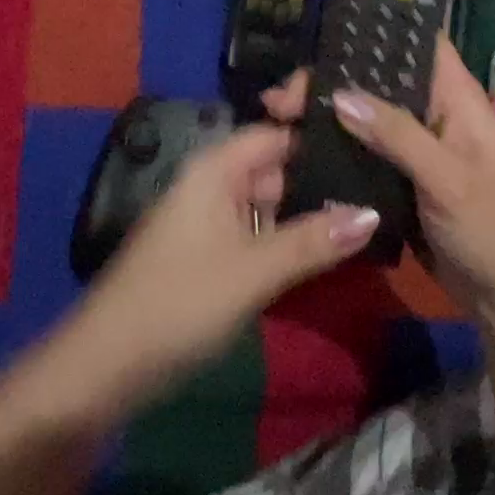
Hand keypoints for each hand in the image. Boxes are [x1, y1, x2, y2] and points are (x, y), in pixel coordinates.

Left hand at [69, 125, 380, 406]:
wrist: (110, 361)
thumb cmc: (181, 300)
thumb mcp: (254, 270)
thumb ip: (313, 241)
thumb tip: (374, 211)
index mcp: (215, 170)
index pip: (274, 133)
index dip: (317, 132)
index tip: (371, 139)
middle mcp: (213, 186)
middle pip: (275, 169)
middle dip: (322, 179)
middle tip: (384, 187)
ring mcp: (210, 222)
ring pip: (269, 206)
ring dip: (309, 214)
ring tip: (373, 217)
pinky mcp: (211, 256)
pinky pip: (258, 234)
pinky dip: (289, 240)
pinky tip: (330, 252)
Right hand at [262, 36, 494, 320]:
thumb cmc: (491, 231)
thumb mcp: (449, 180)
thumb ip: (398, 136)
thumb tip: (340, 96)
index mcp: (458, 101)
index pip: (421, 44)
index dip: (382, 28)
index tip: (330, 28)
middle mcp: (433, 114)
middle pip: (379, 80)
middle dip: (332, 79)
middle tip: (283, 95)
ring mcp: (413, 147)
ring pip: (364, 115)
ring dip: (325, 113)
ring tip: (277, 117)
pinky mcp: (397, 177)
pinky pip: (360, 150)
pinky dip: (332, 145)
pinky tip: (296, 149)